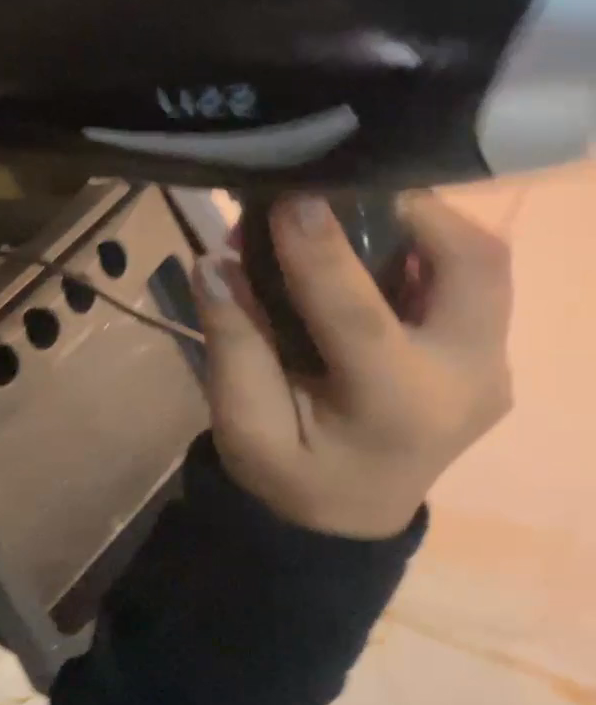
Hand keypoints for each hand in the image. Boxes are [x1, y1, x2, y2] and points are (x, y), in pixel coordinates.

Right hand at [195, 192, 513, 539]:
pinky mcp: (482, 355)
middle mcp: (466, 379)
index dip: (321, 252)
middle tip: (339, 187)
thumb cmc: (286, 474)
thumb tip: (216, 265)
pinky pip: (465, 282)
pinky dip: (419, 246)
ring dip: (420, 222)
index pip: (360, 315)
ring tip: (343, 206)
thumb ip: (235, 345)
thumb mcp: (242, 423)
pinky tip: (362, 243)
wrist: (344, 518)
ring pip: (483, 266)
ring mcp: (488, 366)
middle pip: (476, 268)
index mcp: (397, 407)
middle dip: (416, 211)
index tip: (288, 197)